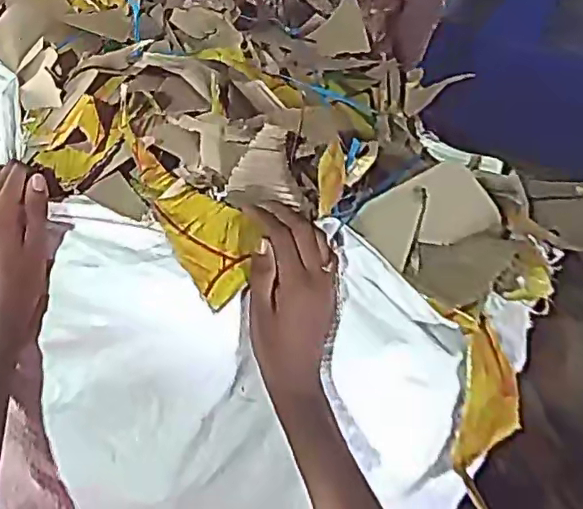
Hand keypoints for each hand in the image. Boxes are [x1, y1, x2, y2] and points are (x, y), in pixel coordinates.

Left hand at [0, 163, 52, 353]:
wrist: (5, 311)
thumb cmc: (26, 279)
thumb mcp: (38, 242)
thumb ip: (37, 207)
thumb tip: (36, 178)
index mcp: (0, 212)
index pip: (15, 172)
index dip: (34, 174)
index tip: (48, 187)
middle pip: (1, 174)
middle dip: (22, 176)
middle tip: (42, 193)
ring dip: (12, 187)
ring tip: (32, 206)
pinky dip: (4, 201)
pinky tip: (20, 218)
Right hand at [245, 204, 338, 401]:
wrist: (298, 377)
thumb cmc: (273, 347)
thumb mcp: (259, 310)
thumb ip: (262, 272)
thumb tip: (263, 240)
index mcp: (297, 282)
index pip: (283, 236)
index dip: (265, 217)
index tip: (249, 208)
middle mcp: (318, 277)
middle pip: (304, 230)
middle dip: (283, 212)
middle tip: (263, 205)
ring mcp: (329, 282)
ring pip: (320, 238)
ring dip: (300, 221)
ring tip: (280, 214)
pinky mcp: (332, 288)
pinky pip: (329, 253)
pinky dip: (316, 237)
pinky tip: (302, 235)